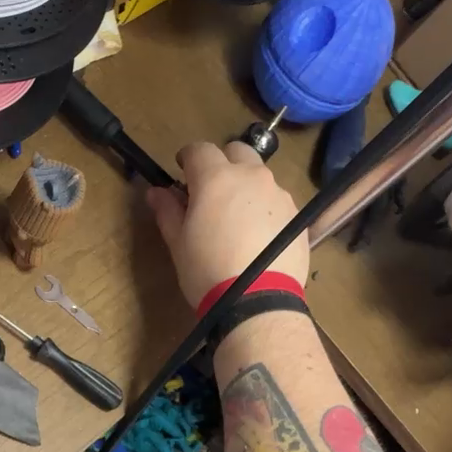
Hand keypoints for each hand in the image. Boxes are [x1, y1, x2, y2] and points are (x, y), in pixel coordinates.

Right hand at [145, 142, 308, 309]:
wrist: (256, 301)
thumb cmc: (207, 272)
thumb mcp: (178, 244)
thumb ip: (167, 212)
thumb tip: (155, 192)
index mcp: (216, 178)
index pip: (199, 150)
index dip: (187, 158)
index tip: (181, 172)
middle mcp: (251, 176)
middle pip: (236, 151)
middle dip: (221, 164)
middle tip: (210, 192)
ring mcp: (278, 193)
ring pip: (259, 175)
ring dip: (244, 185)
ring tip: (236, 219)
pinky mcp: (295, 214)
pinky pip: (275, 200)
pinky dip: (263, 207)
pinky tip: (256, 237)